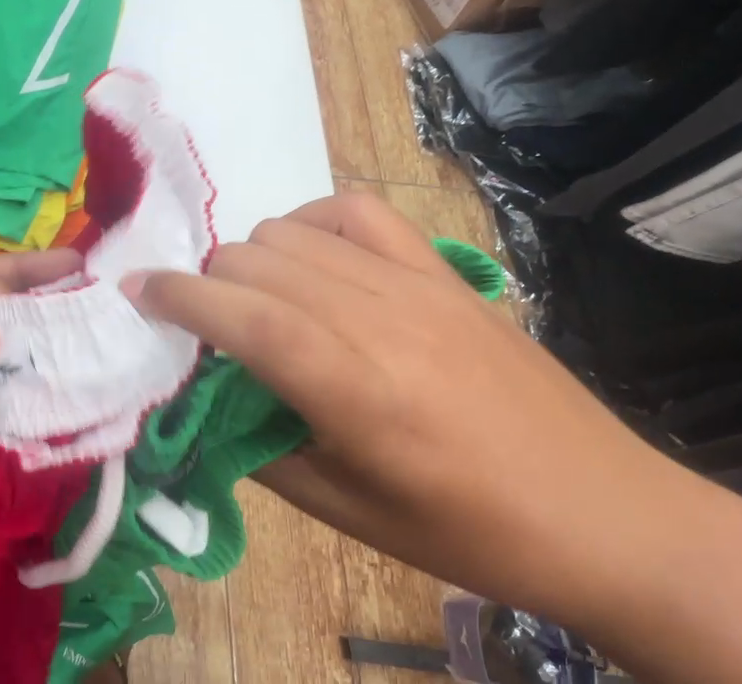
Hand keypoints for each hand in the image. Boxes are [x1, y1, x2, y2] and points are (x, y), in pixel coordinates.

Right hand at [130, 193, 741, 681]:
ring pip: (289, 232)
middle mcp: (380, 323)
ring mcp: (416, 288)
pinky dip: (310, 222)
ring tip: (255, 299)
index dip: (173, 296)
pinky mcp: (444, 274)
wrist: (608, 518)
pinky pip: (355, 211)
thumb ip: (251, 442)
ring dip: (249, 259)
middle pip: (252, 262)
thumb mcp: (340, 509)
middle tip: (205, 326)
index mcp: (355, 392)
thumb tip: (188, 392)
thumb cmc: (463, 530)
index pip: (240, 316)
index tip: (133, 295)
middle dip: (206, 284)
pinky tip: (308, 258)